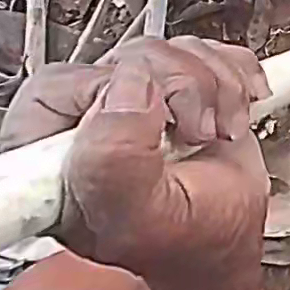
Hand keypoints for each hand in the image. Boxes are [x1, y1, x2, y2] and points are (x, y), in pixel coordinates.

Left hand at [0, 38, 273, 289]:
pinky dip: (239, 75)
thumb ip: (116, 167)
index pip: (62, 85)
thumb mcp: (142, 220)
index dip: (119, 95)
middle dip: (188, 90)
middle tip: (201, 133)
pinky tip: (237, 110)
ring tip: (220, 131)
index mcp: (50, 158)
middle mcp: (89, 119)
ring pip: (178, 49)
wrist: (231, 233)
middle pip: (134, 58)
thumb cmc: (185, 240)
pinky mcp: (184, 83)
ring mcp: (140, 96)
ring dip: (220, 87)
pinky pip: (212, 49)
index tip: (162, 130)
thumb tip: (127, 90)